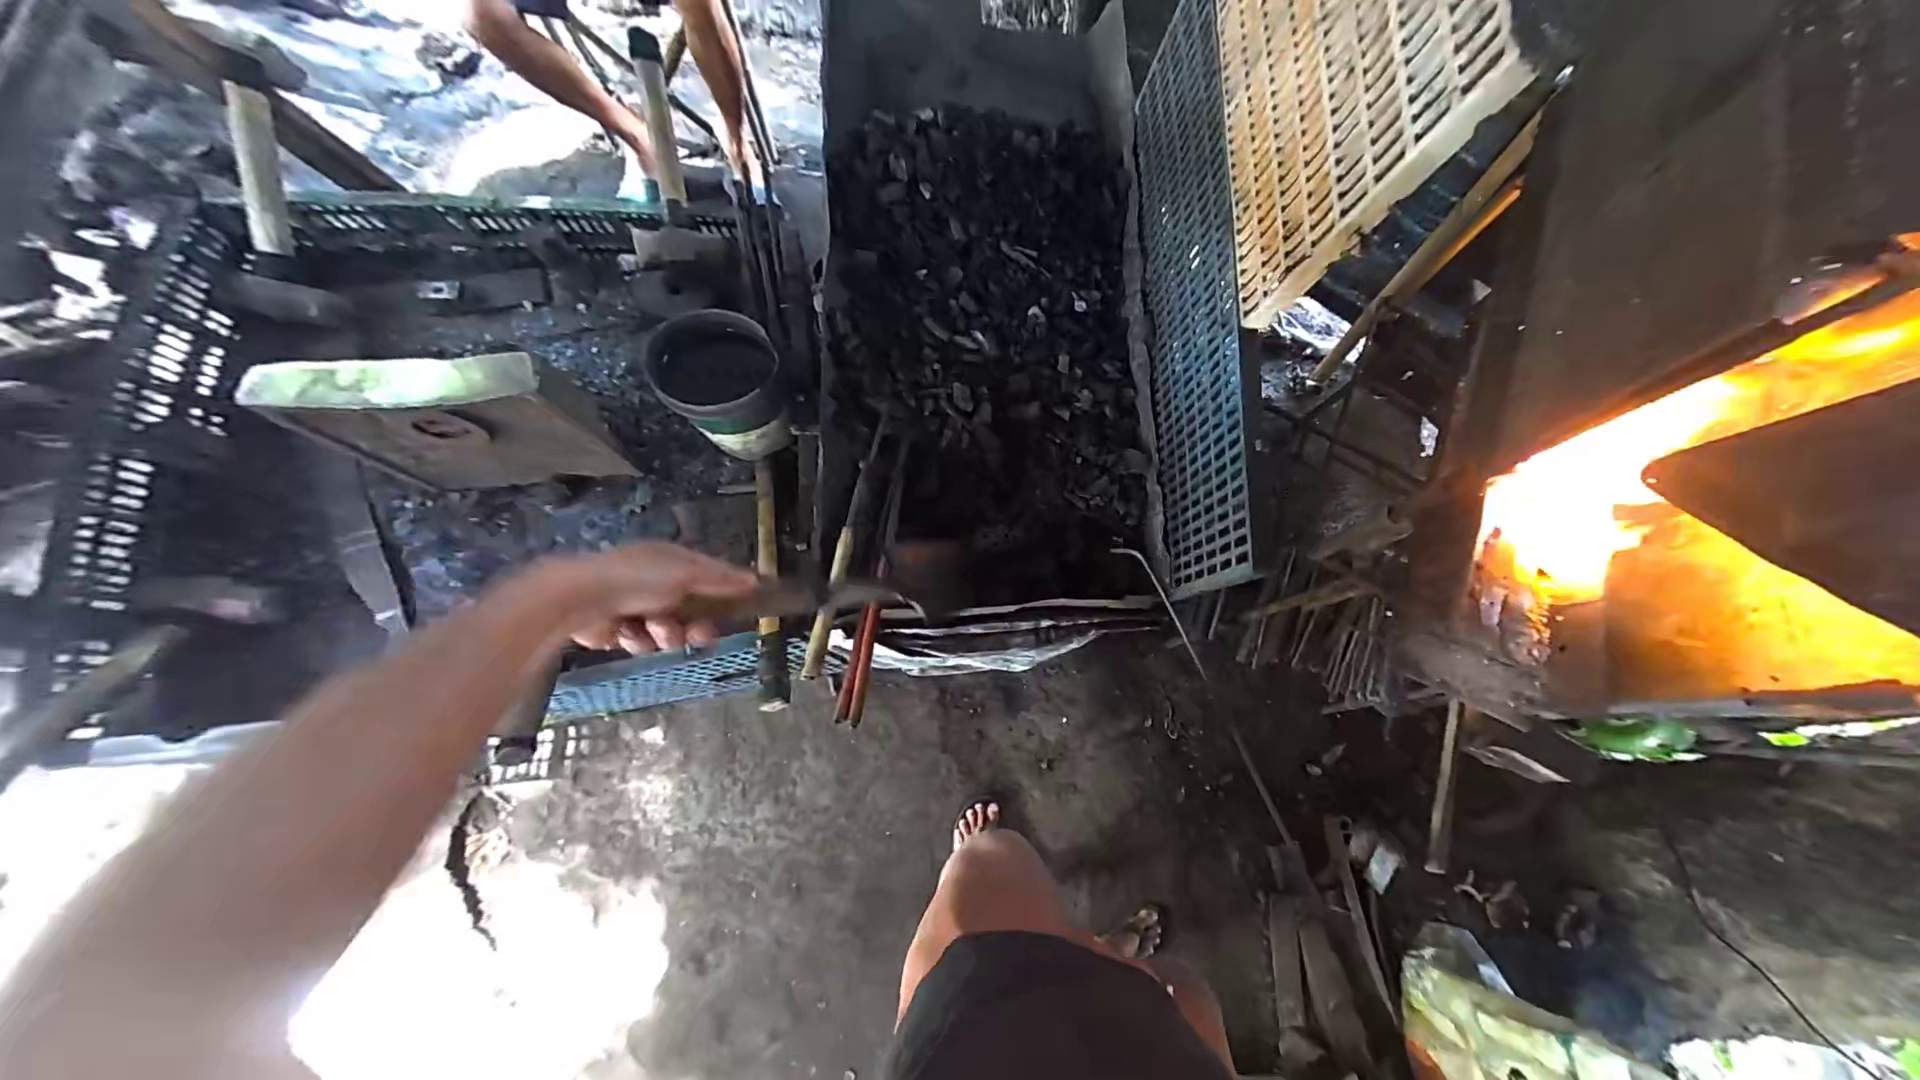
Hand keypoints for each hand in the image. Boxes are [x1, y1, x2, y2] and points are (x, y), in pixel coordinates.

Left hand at [535, 542, 757, 654]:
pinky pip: (644, 642)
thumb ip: (721, 579)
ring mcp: (639, 606)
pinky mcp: (621, 630)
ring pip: (671, 631)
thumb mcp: (686, 573)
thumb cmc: (637, 578)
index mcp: (675, 561)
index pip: (713, 577)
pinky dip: (638, 640)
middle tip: (698, 636)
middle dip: (696, 626)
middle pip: (695, 611)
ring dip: (665, 634)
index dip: (729, 593)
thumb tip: (756, 580)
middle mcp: (659, 582)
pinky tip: (627, 633)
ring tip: (651, 629)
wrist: (579, 598)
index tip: (743, 610)